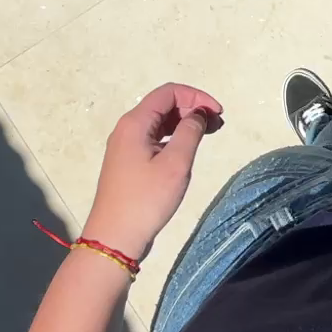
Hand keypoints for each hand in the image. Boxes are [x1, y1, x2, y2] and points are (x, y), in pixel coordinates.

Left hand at [81, 83, 222, 261]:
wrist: (114, 238)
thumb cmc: (146, 199)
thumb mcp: (175, 164)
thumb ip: (190, 132)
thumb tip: (198, 114)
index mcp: (135, 123)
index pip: (169, 92)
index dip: (196, 97)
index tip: (218, 113)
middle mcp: (127, 128)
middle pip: (164, 104)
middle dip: (193, 108)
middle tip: (218, 124)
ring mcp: (126, 145)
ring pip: (160, 122)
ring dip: (185, 122)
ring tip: (209, 134)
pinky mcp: (129, 161)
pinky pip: (155, 137)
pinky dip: (175, 136)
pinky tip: (188, 148)